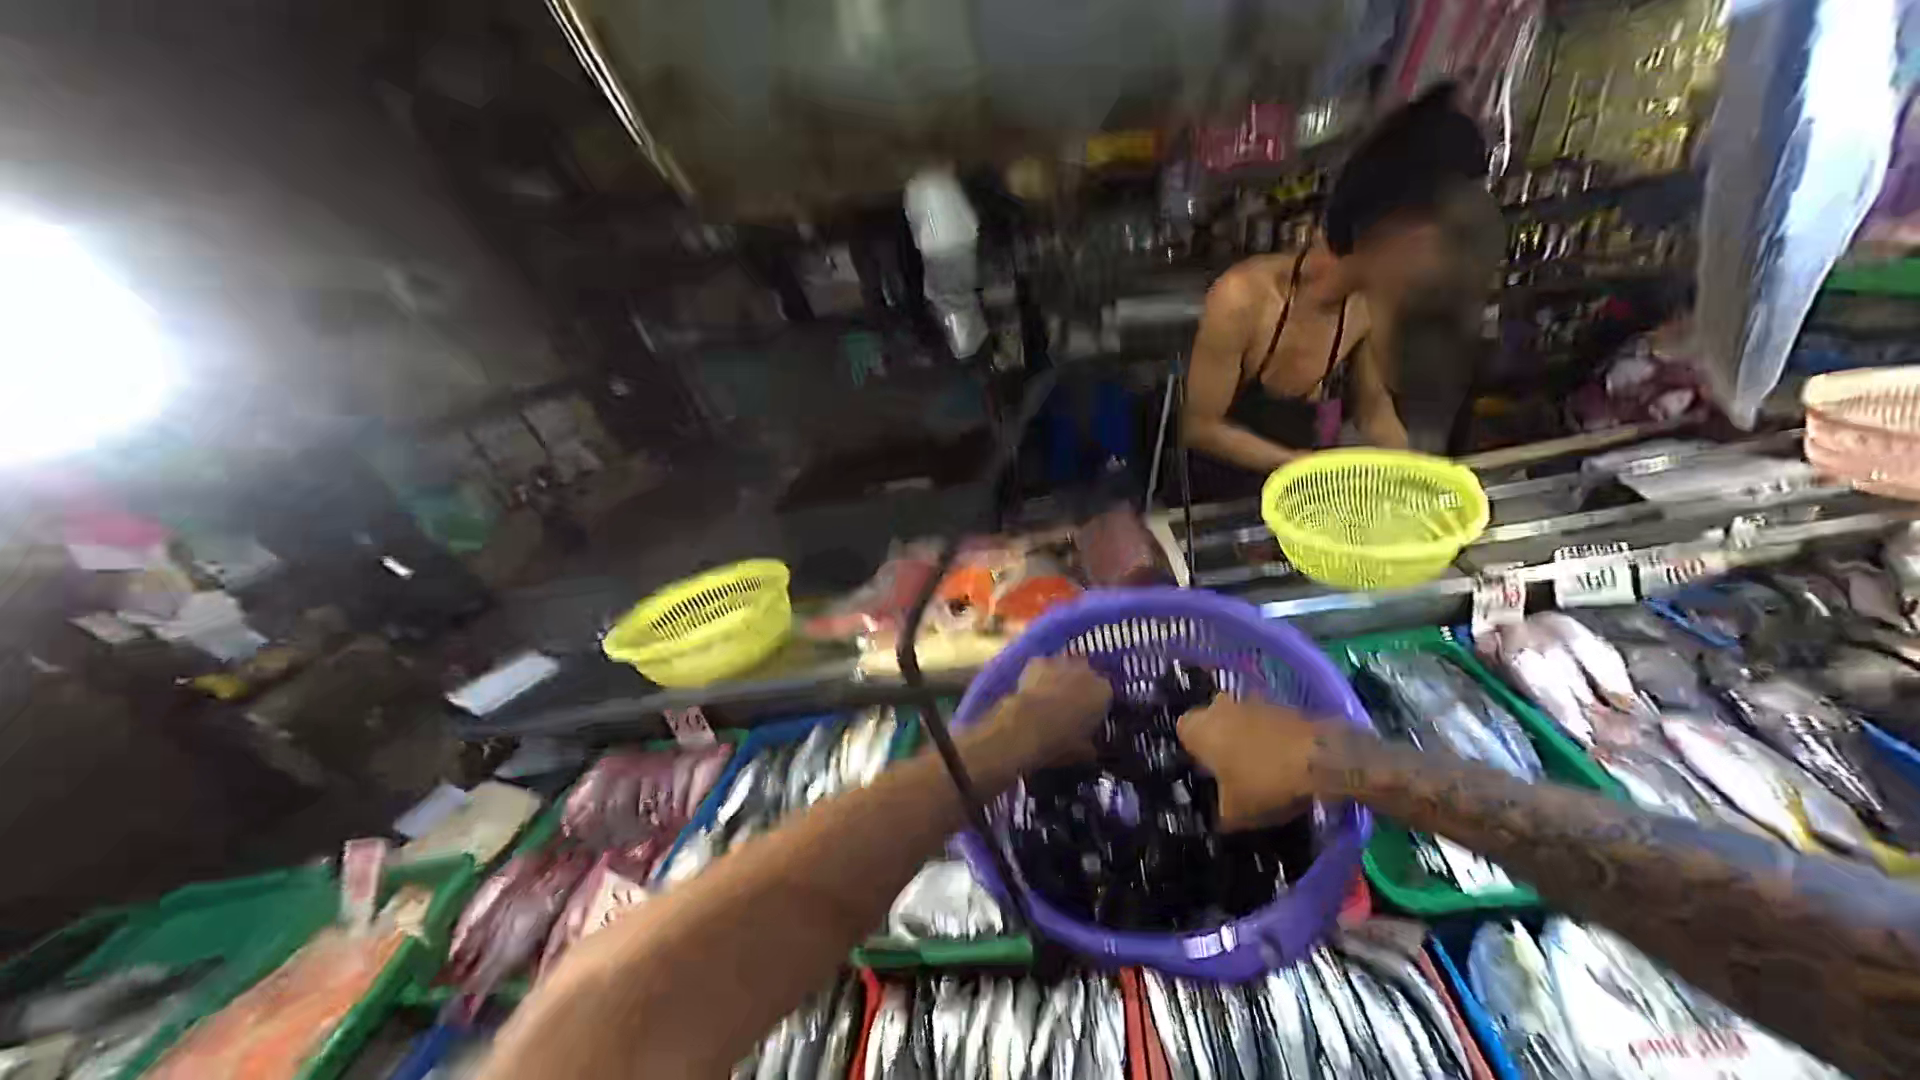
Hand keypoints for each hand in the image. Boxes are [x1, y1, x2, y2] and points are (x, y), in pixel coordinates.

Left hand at [980, 655, 1110, 767]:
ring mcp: (1061, 662)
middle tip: (1070, 705)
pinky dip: (1039, 675)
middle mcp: (1086, 670)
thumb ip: (1092, 745)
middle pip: (1087, 675)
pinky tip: (1033, 689)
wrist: (1028, 726)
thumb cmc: (1062, 741)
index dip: (1097, 705)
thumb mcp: (1085, 752)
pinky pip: (1042, 667)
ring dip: (1061, 678)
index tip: (1090, 716)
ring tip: (1050, 696)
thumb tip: (1091, 746)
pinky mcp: (1037, 661)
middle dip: (1081, 687)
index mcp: (1104, 691)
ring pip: (1065, 667)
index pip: (1106, 694)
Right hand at [1178, 700, 1354, 830]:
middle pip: (1211, 718)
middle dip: (1219, 736)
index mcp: (1199, 729)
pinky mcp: (1283, 705)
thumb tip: (1217, 821)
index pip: (1182, 731)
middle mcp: (1219, 707)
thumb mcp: (1236, 814)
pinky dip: (1272, 734)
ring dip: (1247, 734)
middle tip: (1232, 766)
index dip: (1193, 750)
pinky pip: (1268, 720)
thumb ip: (1219, 815)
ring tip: (1262, 765)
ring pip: (1240, 717)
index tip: (1207, 769)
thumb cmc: (1265, 783)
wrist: (1322, 760)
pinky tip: (1285, 759)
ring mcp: (1253, 702)